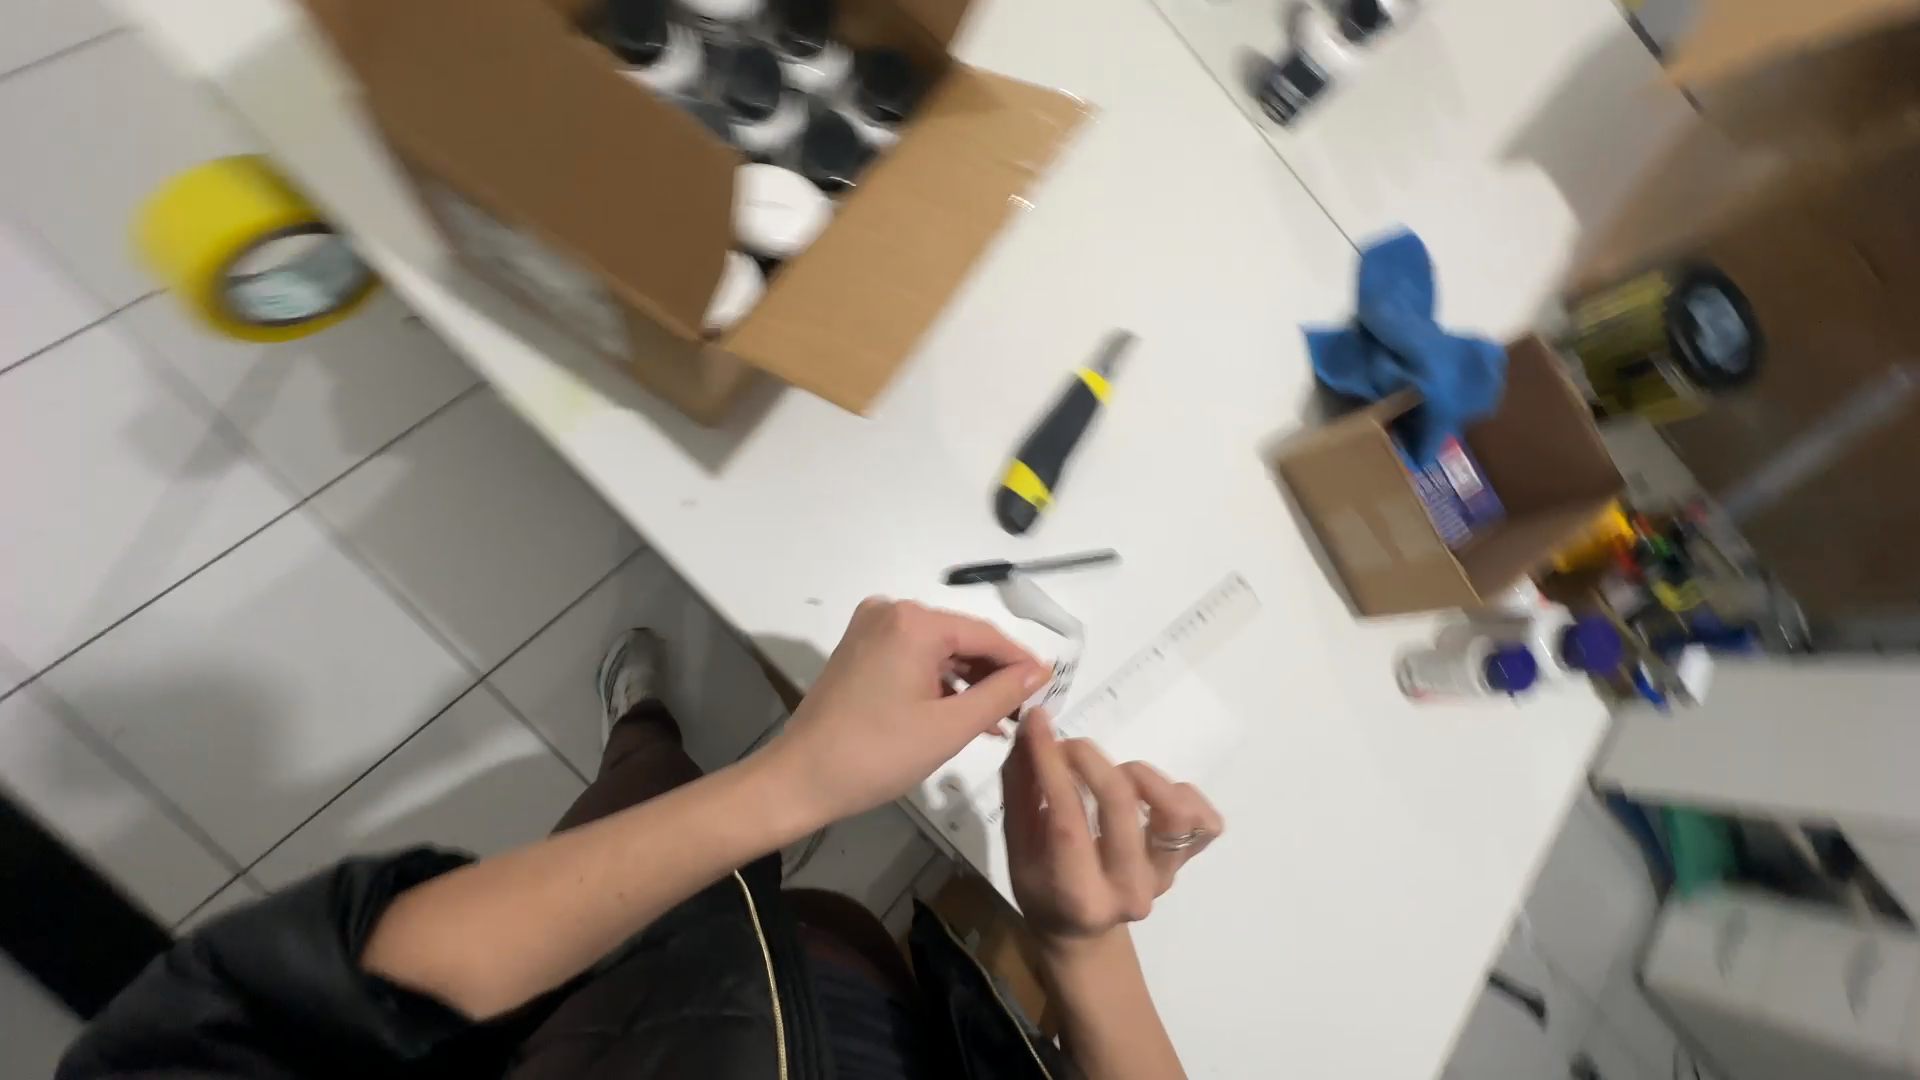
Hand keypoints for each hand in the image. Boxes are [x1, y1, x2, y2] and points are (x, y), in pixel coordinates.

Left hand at [759, 598, 1047, 829]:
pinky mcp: (861, 648)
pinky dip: (938, 683)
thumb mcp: (950, 727)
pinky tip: (963, 713)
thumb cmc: (878, 754)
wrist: (800, 779)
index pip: (985, 635)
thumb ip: (1002, 693)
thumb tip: (1042, 670)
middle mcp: (892, 611)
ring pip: (938, 650)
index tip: (1050, 688)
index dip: (1021, 663)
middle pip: (961, 639)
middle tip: (1025, 712)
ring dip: (968, 683)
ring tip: (999, 721)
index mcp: (914, 621)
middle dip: (993, 676)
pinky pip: (914, 658)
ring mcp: (872, 627)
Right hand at [1001, 712, 1222, 950]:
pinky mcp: (1189, 860)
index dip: (1052, 765)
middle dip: (1089, 758)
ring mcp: (1165, 876)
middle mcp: (1130, 890)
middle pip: (1120, 805)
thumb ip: (1020, 789)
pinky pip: (1204, 818)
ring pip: (1174, 810)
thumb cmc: (1042, 885)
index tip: (1037, 724)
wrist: (1083, 930)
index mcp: (1078, 895)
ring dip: (1137, 775)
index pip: (1068, 819)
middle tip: (1066, 746)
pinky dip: (1177, 791)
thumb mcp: (1017, 846)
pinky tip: (1146, 792)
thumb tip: (1030, 731)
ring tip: (1111, 775)